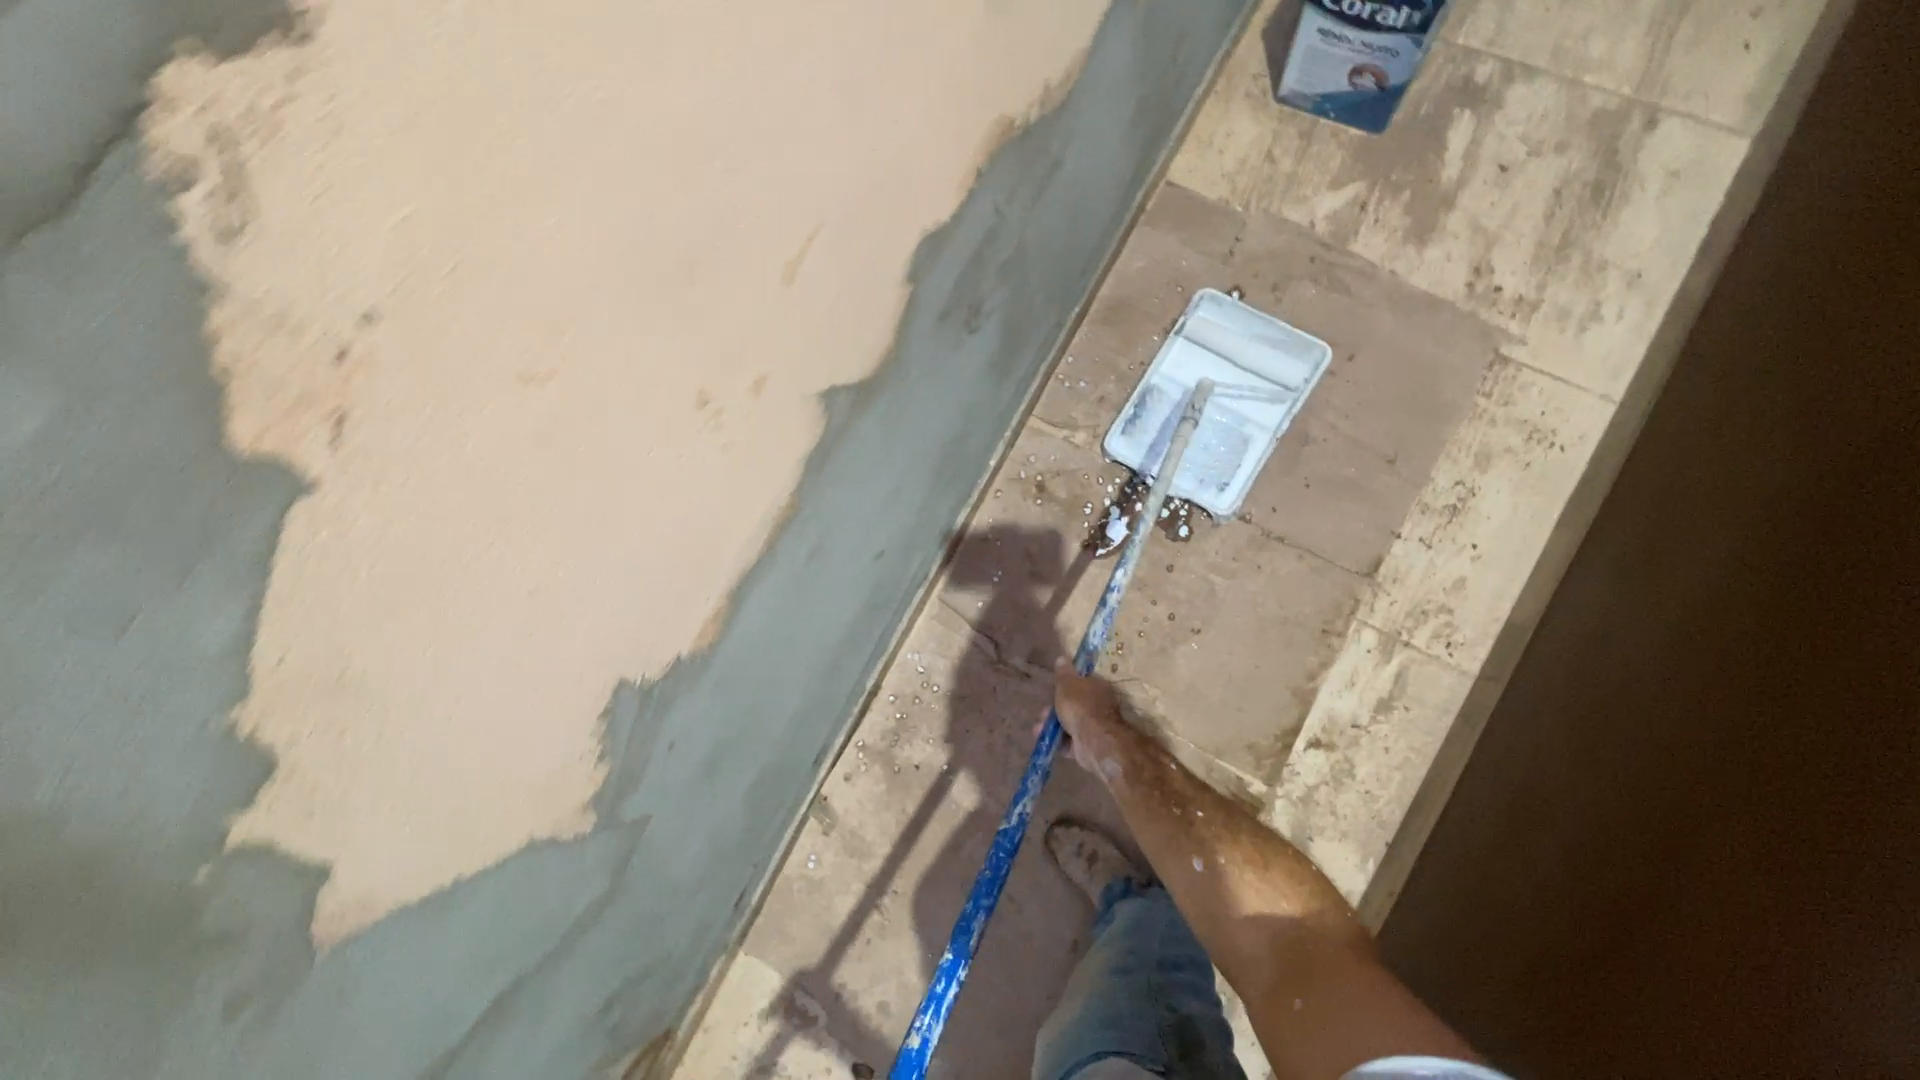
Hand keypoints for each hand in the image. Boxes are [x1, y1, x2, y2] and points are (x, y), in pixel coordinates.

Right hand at [1047, 661, 1124, 773]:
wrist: (1093, 740)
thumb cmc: (1080, 706)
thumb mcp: (1067, 684)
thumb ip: (1064, 672)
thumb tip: (1062, 658)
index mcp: (1097, 687)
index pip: (1080, 683)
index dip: (1064, 687)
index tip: (1051, 691)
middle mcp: (1098, 706)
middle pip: (1071, 705)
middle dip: (1053, 710)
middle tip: (1043, 714)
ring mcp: (1093, 726)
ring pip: (1068, 723)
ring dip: (1051, 726)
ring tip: (1039, 730)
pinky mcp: (1087, 744)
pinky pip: (1069, 741)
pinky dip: (1057, 741)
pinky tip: (1046, 741)